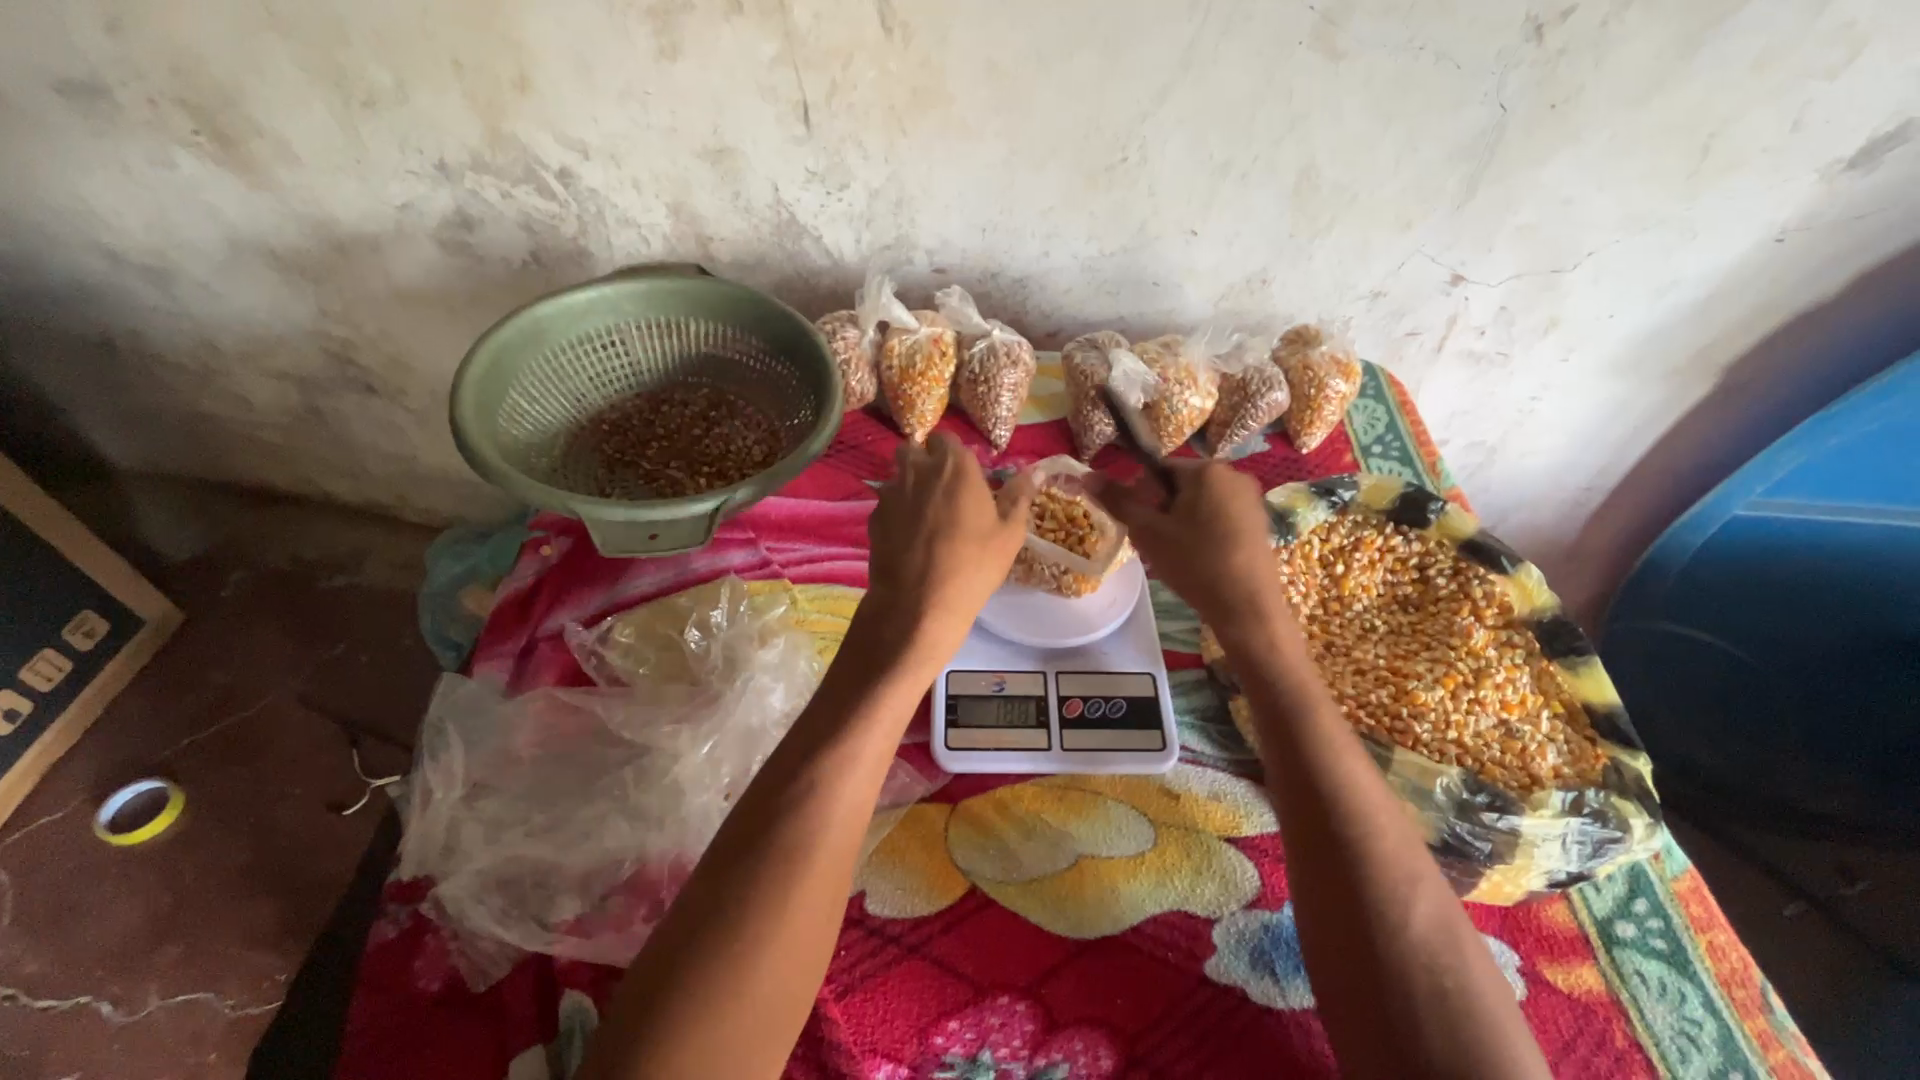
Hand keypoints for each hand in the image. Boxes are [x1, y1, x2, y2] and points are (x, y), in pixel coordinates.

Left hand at [862, 433, 1035, 661]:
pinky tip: (908, 537)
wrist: (919, 603)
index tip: (964, 473)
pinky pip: (887, 504)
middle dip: (924, 460)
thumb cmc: (974, 564)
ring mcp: (891, 493)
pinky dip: (896, 511)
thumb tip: (1036, 470)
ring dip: (909, 484)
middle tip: (942, 488)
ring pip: (897, 475)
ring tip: (924, 513)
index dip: (953, 453)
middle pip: (914, 449)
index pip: (947, 438)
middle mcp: (919, 470)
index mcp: (955, 466)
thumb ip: (1019, 496)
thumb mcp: (1009, 533)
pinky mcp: (874, 517)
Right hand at [1090, 461, 1295, 640]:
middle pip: (1180, 486)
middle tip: (1155, 543)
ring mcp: (1251, 499)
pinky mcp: (1260, 522)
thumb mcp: (1148, 532)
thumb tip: (1087, 476)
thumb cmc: (1194, 563)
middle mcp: (1234, 474)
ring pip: (1200, 503)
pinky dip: (1204, 532)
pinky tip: (1200, 560)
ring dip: (1181, 523)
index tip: (1139, 525)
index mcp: (1206, 470)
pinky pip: (1220, 517)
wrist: (1246, 606)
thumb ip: (1117, 501)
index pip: (1158, 470)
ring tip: (1176, 555)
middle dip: (1161, 511)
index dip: (1141, 496)